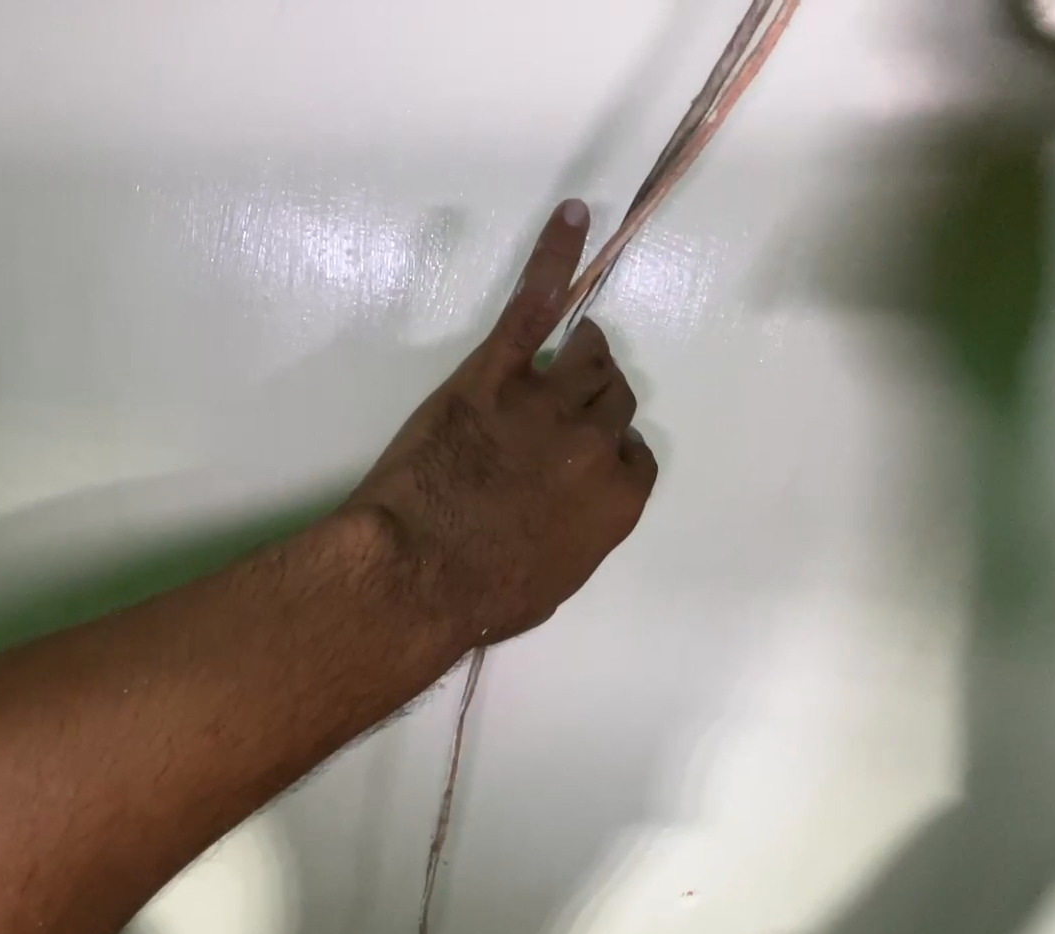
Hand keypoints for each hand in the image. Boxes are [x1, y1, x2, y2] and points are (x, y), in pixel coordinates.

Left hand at [346, 199, 656, 644]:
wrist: (418, 571)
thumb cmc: (481, 595)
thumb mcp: (550, 580)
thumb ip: (578, 533)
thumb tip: (573, 509)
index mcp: (617, 499)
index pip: (636, 454)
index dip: (610, 451)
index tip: (587, 456)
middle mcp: (596, 442)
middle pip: (613, 397)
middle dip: (594, 401)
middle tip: (564, 407)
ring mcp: (547, 401)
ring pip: (588, 355)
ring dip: (581, 354)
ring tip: (565, 351)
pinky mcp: (495, 374)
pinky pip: (533, 306)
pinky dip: (554, 259)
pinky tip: (573, 218)